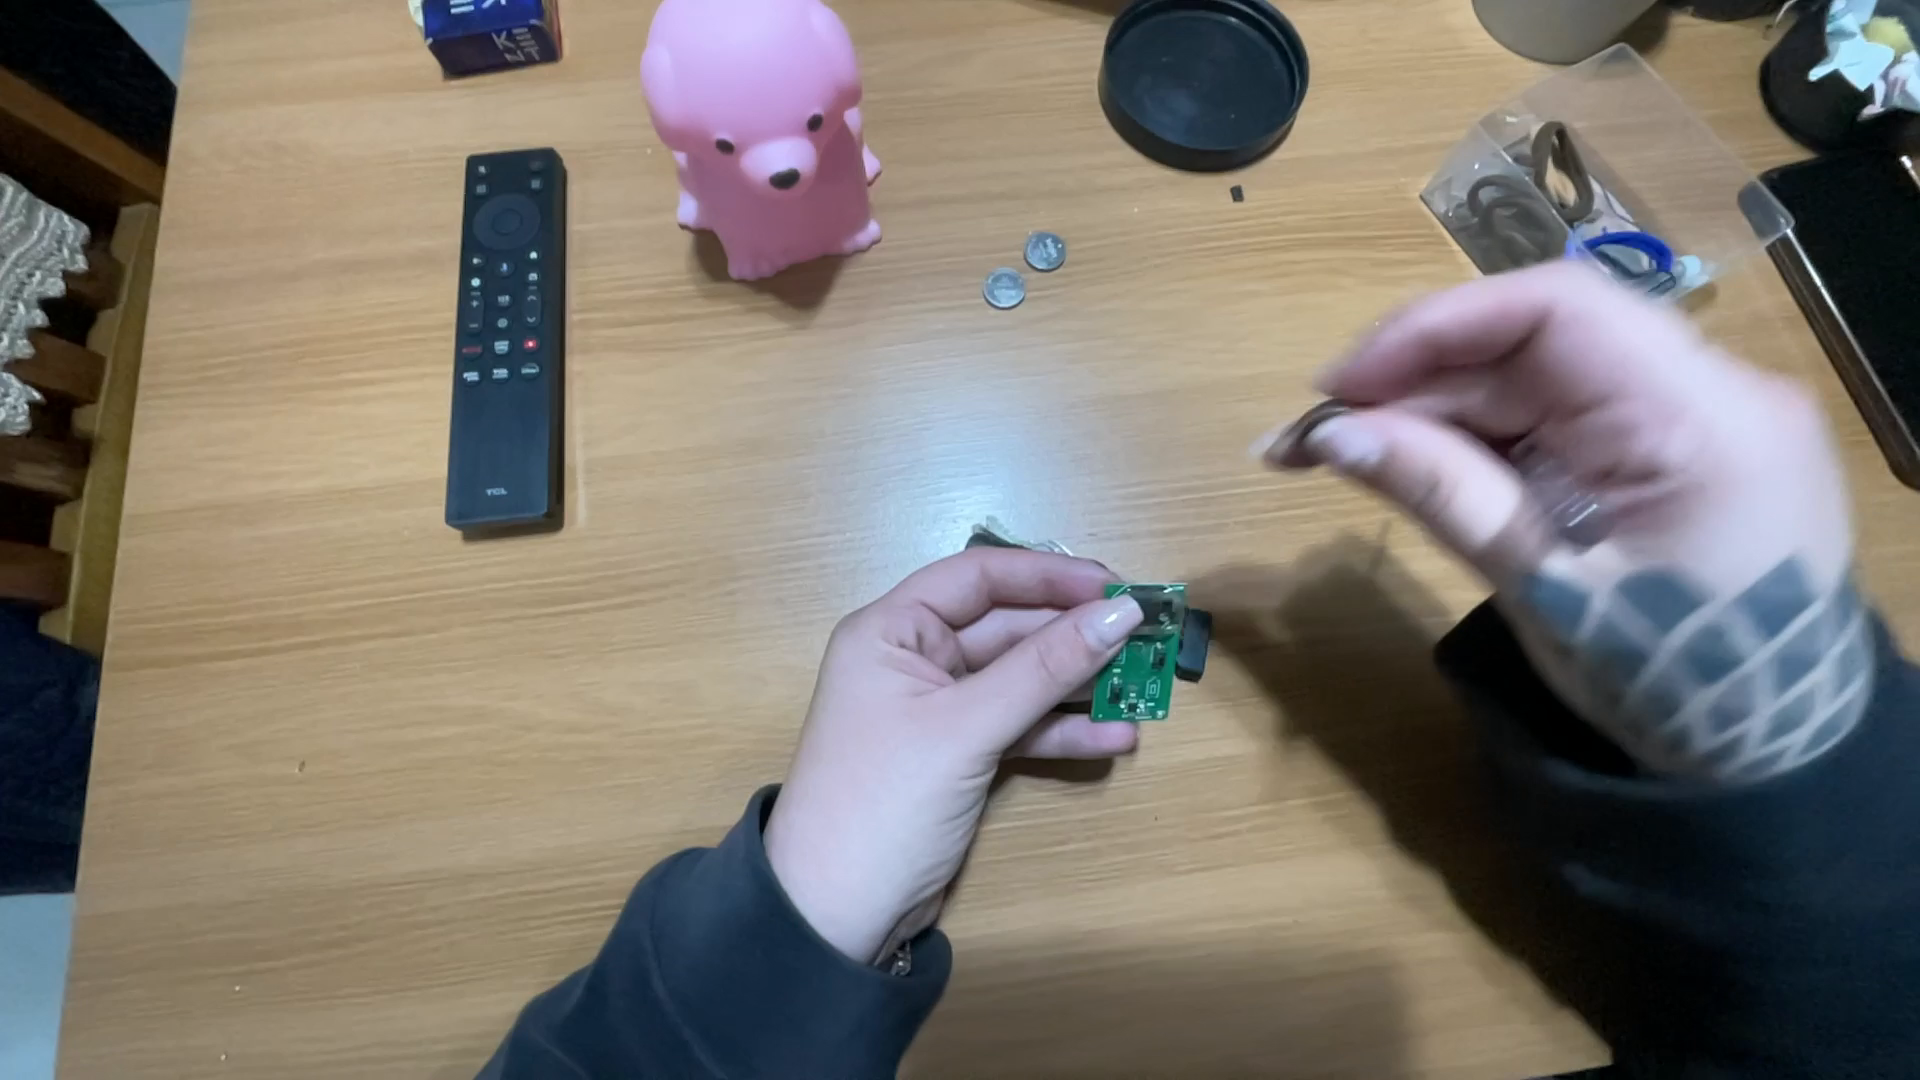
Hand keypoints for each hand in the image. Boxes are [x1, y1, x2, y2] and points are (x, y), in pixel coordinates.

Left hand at [762, 548, 1142, 963]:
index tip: (1114, 587)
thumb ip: (1044, 669)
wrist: (835, 919)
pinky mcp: (959, 752)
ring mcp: (939, 707)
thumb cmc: (886, 800)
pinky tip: (1115, 737)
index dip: (1048, 575)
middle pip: (1006, 627)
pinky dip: (1062, 732)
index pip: (979, 576)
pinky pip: (1018, 726)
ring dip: (1077, 684)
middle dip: (1073, 633)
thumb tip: (1120, 614)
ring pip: (1019, 678)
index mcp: (892, 629)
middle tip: (1144, 637)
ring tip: (1143, 687)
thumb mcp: (966, 728)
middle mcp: (914, 657)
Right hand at [1259, 262, 1871, 782]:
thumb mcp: (1541, 586)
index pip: (1552, 311)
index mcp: (1696, 418)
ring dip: (1407, 413)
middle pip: (1515, 347)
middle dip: (1399, 383)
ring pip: (1504, 381)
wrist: (1760, 735)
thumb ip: (1440, 494)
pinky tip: (1383, 462)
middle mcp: (1689, 388)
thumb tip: (1327, 436)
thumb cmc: (1668, 674)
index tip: (1336, 386)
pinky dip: (1442, 440)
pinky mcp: (1626, 442)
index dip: (1430, 329)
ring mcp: (1658, 413)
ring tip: (1316, 454)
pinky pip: (1519, 418)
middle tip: (1301, 440)